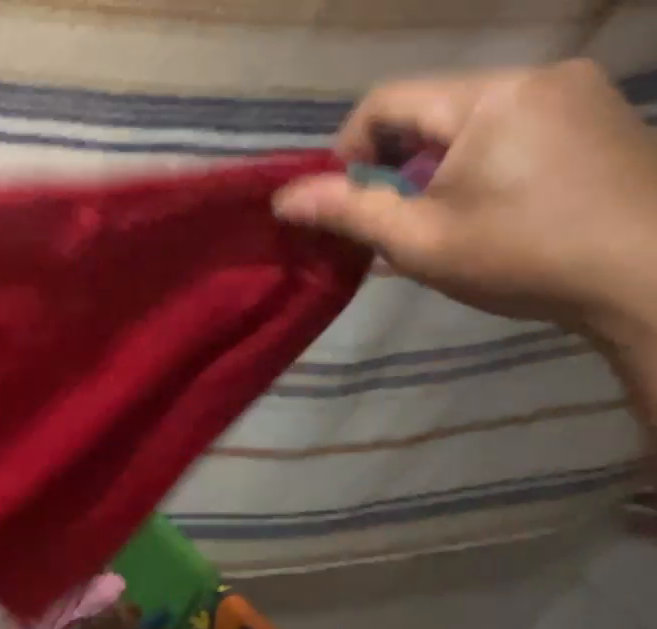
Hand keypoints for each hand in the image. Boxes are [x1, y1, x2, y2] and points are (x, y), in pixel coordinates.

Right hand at [273, 60, 656, 352]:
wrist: (655, 275)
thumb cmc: (524, 254)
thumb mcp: (418, 238)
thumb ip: (347, 210)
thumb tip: (283, 199)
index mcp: (493, 97)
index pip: (386, 101)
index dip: (347, 150)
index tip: (345, 202)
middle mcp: (539, 78)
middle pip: (430, 108)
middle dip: (393, 162)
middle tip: (388, 219)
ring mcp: (578, 95)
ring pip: (468, 121)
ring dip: (434, 166)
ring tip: (436, 219)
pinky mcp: (598, 119)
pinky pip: (511, 128)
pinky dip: (477, 164)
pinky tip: (484, 210)